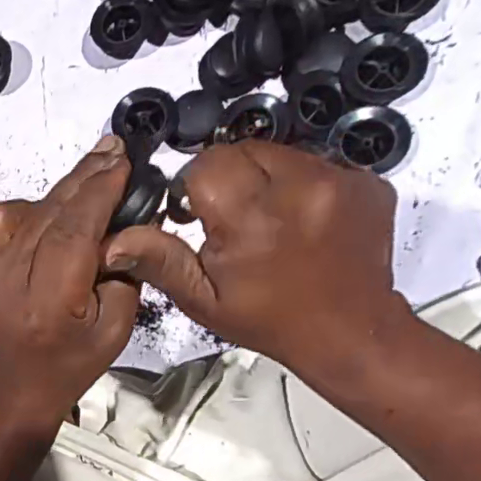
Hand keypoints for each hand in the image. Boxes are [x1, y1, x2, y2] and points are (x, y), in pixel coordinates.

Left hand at [0, 136, 139, 427]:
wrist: (22, 384)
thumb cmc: (74, 360)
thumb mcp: (117, 326)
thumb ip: (122, 271)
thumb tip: (120, 219)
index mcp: (46, 304)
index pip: (72, 231)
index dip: (97, 192)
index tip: (121, 161)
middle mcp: (5, 283)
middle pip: (47, 214)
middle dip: (84, 179)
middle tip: (110, 150)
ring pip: (19, 210)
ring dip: (55, 195)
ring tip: (85, 186)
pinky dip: (18, 210)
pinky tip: (40, 218)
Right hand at [101, 140, 404, 372]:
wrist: (347, 331)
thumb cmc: (274, 320)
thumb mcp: (204, 300)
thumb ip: (160, 261)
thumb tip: (116, 242)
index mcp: (251, 219)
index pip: (207, 163)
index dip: (195, 186)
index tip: (200, 211)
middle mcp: (298, 190)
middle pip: (243, 149)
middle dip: (231, 178)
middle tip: (236, 221)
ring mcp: (337, 182)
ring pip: (280, 152)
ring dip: (268, 180)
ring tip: (272, 225)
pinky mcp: (364, 181)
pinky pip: (318, 162)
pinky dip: (303, 185)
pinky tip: (302, 222)